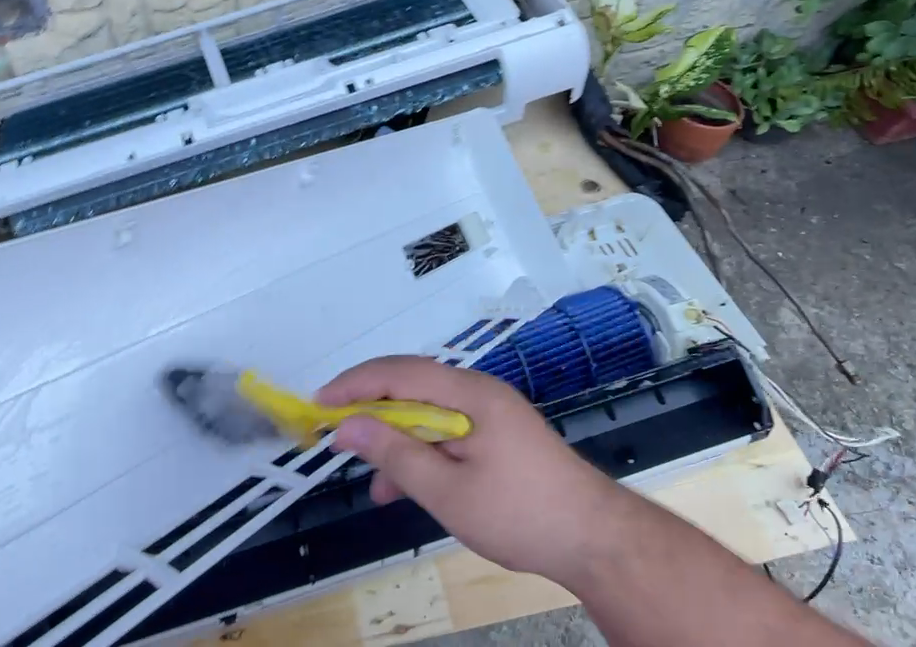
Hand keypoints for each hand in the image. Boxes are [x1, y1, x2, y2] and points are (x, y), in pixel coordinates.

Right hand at [318, 356, 612, 579]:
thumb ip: (395, 454)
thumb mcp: (448, 490)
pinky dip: (421, 453)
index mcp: (469, 393)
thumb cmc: (521, 513)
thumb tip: (348, 427)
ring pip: (426, 413)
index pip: (398, 373)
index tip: (318, 406)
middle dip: (369, 409)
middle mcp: (478, 392)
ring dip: (395, 438)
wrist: (597, 542)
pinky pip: (446, 432)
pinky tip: (404, 489)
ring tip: (372, 478)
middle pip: (411, 386)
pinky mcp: (498, 436)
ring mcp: (490, 413)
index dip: (354, 386)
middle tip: (334, 434)